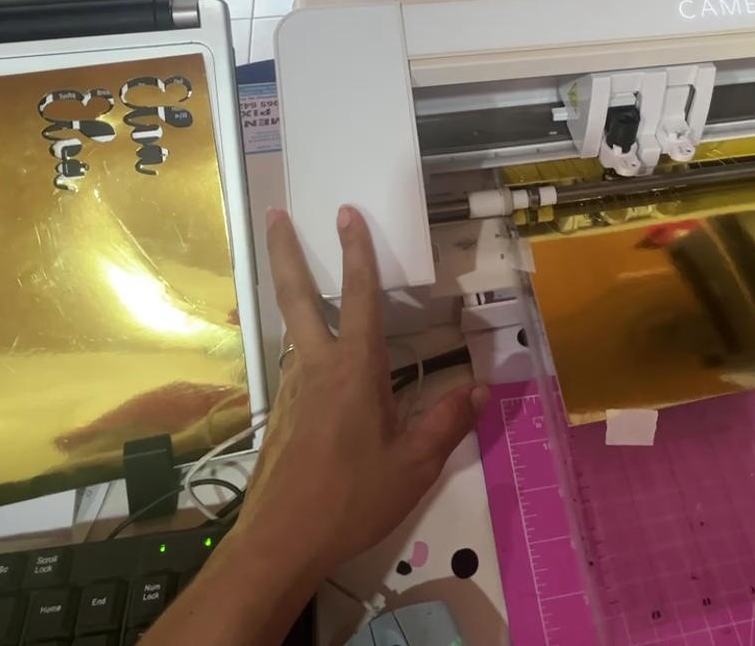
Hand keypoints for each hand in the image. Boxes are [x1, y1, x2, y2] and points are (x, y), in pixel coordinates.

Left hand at [165, 207, 483, 645]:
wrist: (280, 542)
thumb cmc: (351, 496)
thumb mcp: (414, 464)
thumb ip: (448, 422)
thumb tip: (480, 388)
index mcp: (354, 367)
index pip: (359, 295)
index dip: (357, 251)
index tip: (347, 213)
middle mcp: (317, 364)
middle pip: (297, 295)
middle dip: (286, 252)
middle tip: (273, 215)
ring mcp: (293, 387)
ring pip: (290, 325)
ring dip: (289, 289)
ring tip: (290, 267)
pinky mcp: (283, 411)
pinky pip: (294, 360)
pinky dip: (299, 336)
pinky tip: (314, 355)